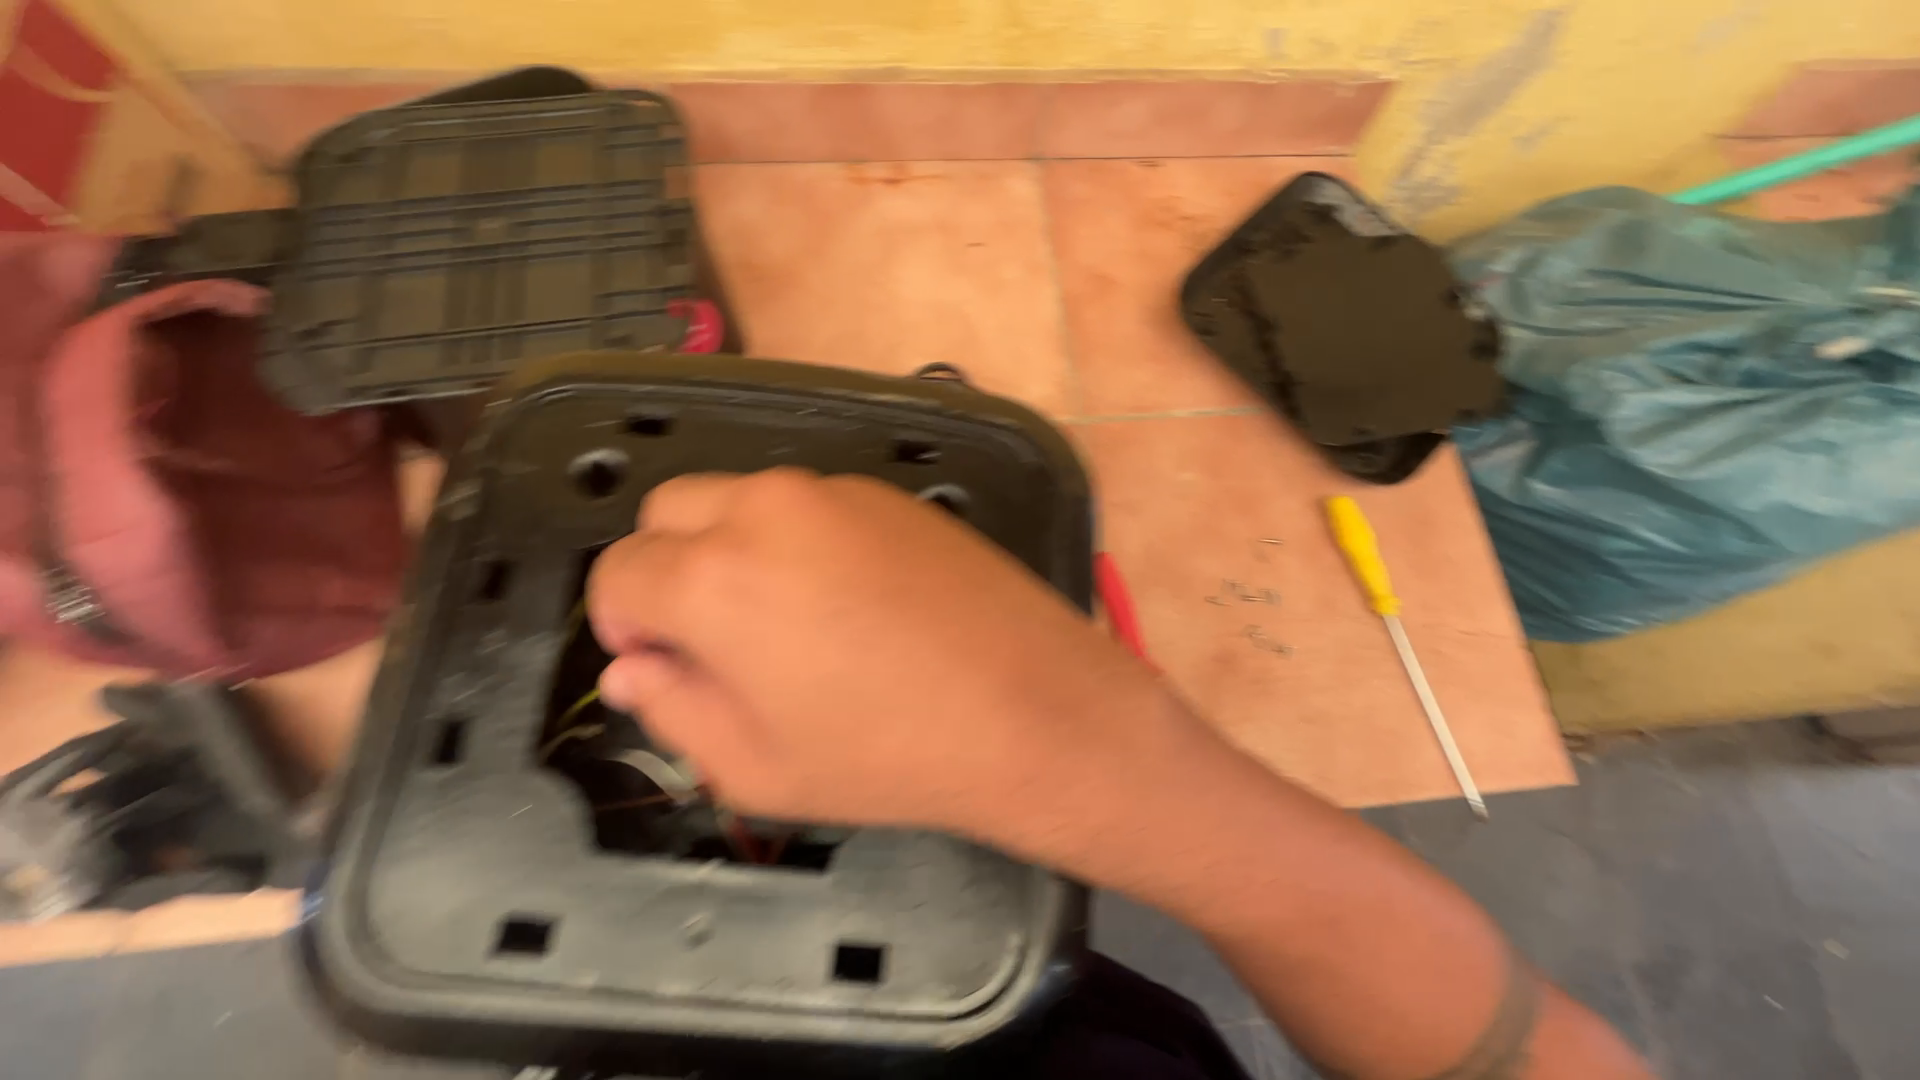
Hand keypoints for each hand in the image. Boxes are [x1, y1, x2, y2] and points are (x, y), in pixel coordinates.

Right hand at [586, 468, 1193, 843]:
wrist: (1029, 709)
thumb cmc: (887, 755)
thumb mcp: (756, 767)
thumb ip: (672, 709)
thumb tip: (633, 669)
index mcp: (713, 577)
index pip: (617, 572)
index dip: (623, 623)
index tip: (659, 662)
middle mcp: (766, 510)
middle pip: (669, 511)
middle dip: (668, 568)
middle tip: (714, 637)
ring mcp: (835, 493)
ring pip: (742, 499)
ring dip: (733, 548)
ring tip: (788, 621)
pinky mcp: (889, 494)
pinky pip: (811, 504)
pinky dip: (797, 539)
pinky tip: (850, 600)